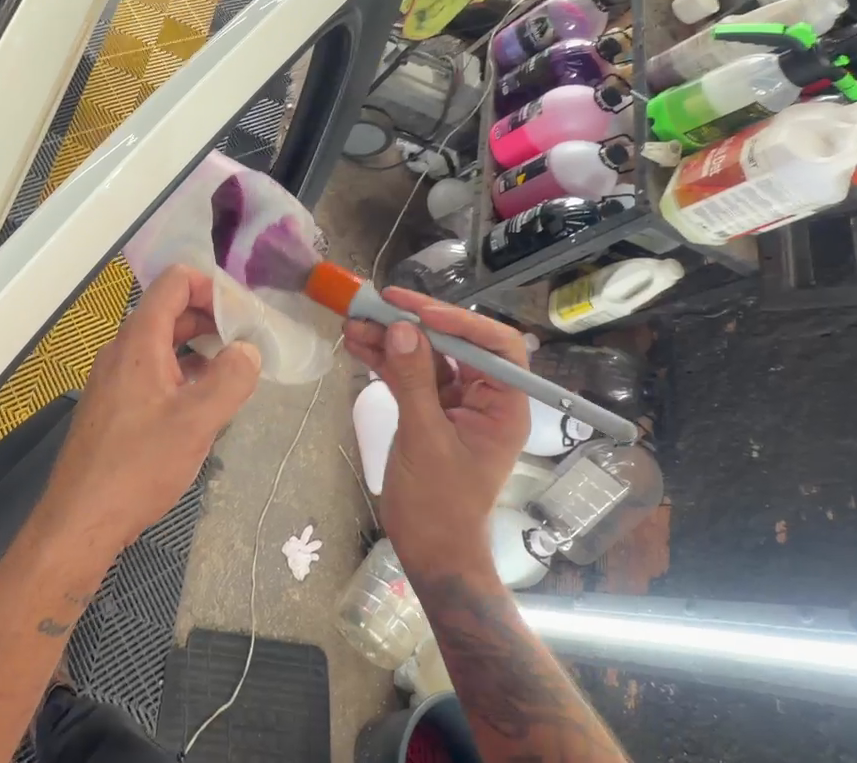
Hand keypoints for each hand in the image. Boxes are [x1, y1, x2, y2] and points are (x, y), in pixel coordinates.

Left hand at [38, 266, 261, 554]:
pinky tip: (204, 399)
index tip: (244, 312)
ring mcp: (114, 378)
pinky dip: (181, 372)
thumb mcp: (197, 423)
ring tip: (235, 369)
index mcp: (138, 342)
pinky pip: (152, 371)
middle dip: (211, 318)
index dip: (211, 286)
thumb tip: (249, 349)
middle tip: (250, 340)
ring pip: (161, 344)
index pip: (173, 284)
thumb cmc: (138, 466)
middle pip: (169, 312)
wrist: (82, 516)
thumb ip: (229, 380)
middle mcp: (122, 351)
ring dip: (199, 347)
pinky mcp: (114, 404)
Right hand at [343, 289, 529, 577]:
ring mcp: (452, 403)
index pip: (495, 346)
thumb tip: (400, 330)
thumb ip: (413, 381)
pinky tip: (357, 345)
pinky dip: (382, 359)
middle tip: (375, 306)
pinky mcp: (426, 411)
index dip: (459, 321)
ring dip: (390, 339)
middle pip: (453, 344)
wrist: (430, 549)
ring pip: (424, 356)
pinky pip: (406, 375)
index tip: (416, 310)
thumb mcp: (426, 439)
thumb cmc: (441, 503)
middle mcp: (481, 397)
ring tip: (354, 323)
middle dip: (413, 324)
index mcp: (502, 404)